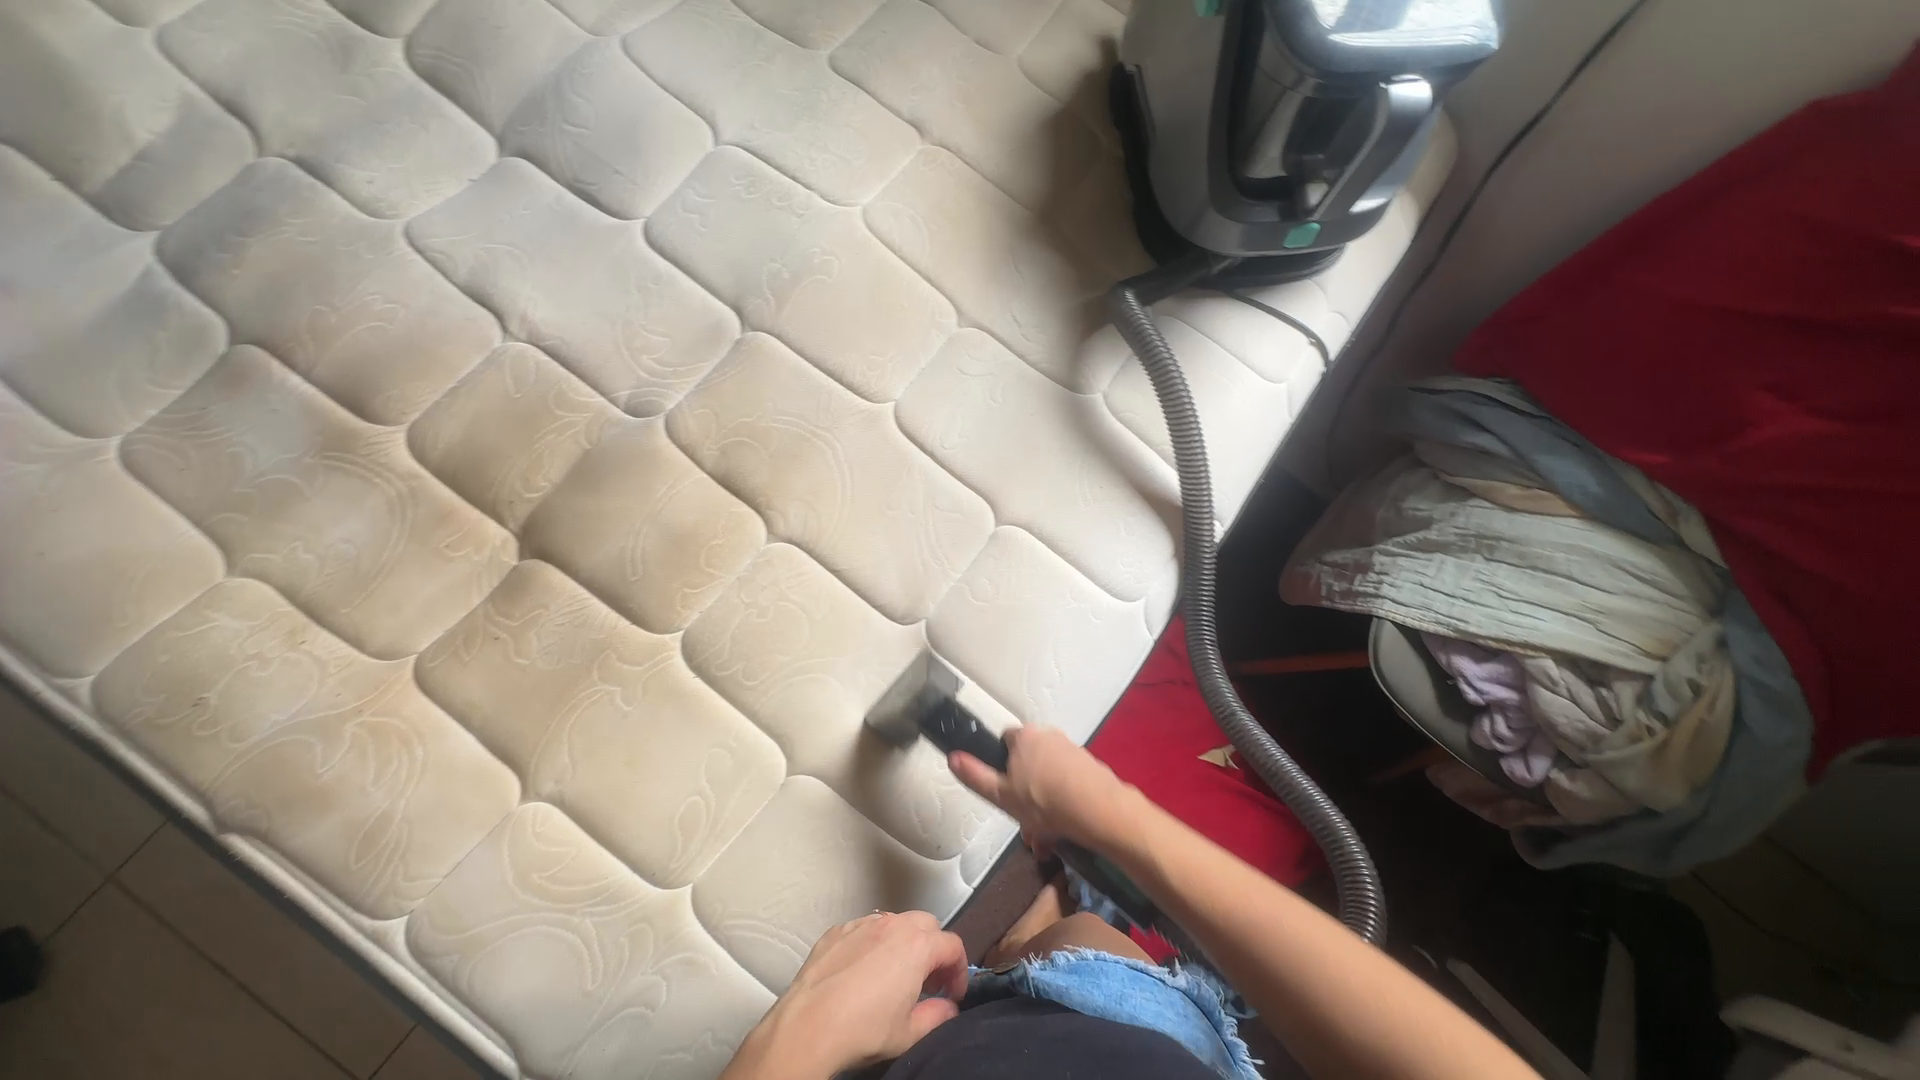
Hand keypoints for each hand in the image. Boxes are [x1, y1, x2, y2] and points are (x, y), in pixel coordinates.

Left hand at [722, 912, 968, 1078]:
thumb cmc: (862, 1030)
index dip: (958, 970)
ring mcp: (862, 924)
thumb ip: (938, 1015)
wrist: (808, 1026)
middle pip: (927, 924)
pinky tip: (863, 970)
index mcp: (917, 946)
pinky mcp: (836, 931)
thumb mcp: (909, 1033)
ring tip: (895, 973)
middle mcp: (892, 925)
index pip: (953, 946)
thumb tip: (947, 1007)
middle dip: (933, 949)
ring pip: (895, 921)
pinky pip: (865, 928)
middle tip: (928, 980)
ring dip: (904, 941)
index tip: (952, 993)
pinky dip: (873, 942)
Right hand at [949, 726, 1141, 857]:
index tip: (1003, 790)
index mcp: (1024, 736)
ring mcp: (1073, 751)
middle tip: (1026, 828)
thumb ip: (976, 776)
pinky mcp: (1091, 768)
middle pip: (1029, 764)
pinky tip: (1065, 833)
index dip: (1001, 765)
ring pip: (1050, 780)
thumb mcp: (1002, 795)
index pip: (1004, 741)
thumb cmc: (1043, 801)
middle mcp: (1049, 736)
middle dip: (1025, 797)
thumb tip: (952, 757)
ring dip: (1045, 809)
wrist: (1099, 811)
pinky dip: (1065, 806)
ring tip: (1046, 841)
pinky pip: (1070, 786)